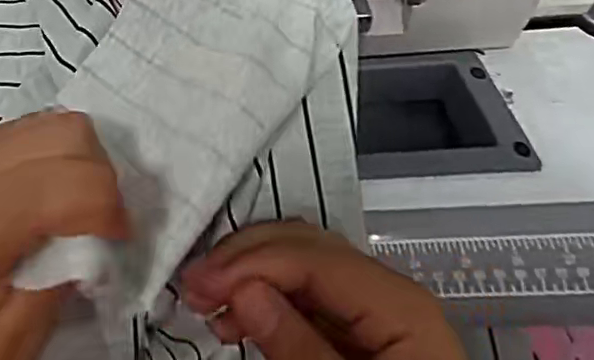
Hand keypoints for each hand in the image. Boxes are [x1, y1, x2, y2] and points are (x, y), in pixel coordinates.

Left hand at [0, 110, 128, 359]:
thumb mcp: (6, 341)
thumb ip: (57, 285)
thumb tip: (99, 239)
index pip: (58, 184)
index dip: (105, 204)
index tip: (120, 238)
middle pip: (67, 134)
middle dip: (102, 174)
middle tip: (105, 221)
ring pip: (59, 119)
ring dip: (86, 157)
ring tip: (83, 205)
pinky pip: (42, 123)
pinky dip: (64, 148)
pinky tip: (57, 188)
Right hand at [179, 221, 464, 359]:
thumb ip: (300, 349)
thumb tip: (243, 289)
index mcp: (399, 304)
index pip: (310, 255)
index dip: (249, 261)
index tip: (199, 285)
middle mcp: (387, 290)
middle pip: (303, 245)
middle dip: (243, 258)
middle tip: (193, 286)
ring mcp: (375, 307)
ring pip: (299, 261)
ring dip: (249, 274)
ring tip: (209, 306)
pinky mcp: (361, 329)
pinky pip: (306, 294)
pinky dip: (266, 298)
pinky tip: (239, 317)